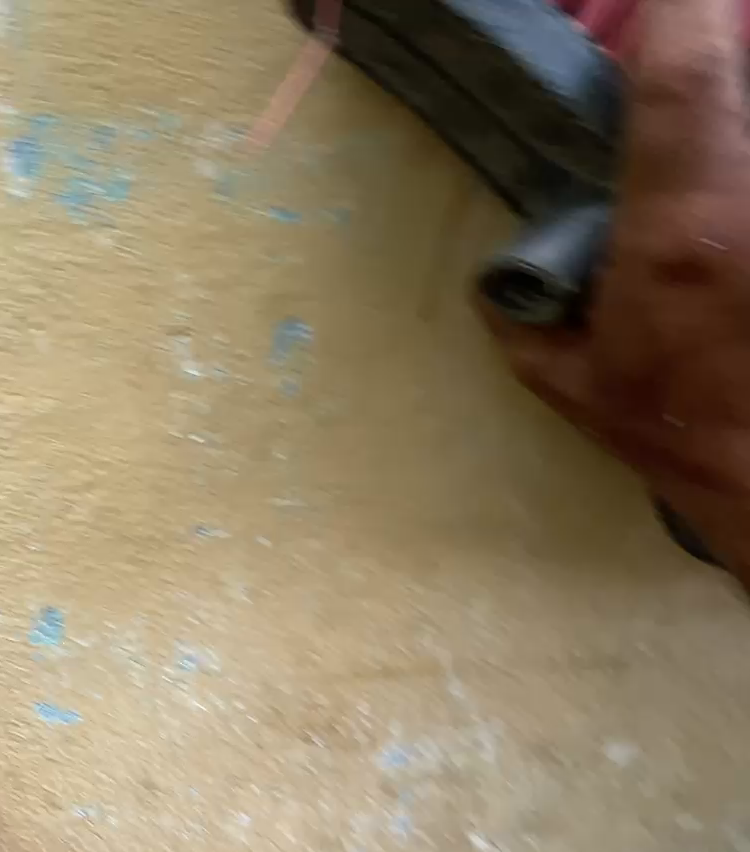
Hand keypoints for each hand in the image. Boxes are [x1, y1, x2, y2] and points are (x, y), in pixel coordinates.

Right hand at [485, 0, 749, 580]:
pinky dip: (729, 143)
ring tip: (700, 110)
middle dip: (725, 40)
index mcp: (683, 232)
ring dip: (729, 100)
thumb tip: (511, 270)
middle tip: (697, 40)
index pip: (689, 84)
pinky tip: (708, 185)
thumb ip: (526, 310)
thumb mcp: (560, 374)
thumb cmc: (673, 424)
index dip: (680, 13)